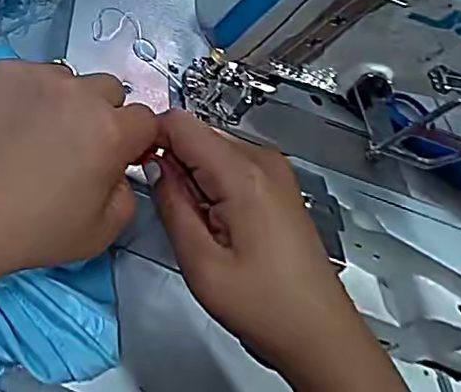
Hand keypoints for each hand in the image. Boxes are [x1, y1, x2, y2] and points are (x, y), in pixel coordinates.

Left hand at [0, 60, 158, 276]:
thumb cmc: (33, 228)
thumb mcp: (100, 232)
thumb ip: (127, 194)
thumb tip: (119, 170)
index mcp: (112, 131)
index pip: (144, 118)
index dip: (133, 138)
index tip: (117, 153)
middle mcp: (82, 93)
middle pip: (109, 90)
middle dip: (102, 112)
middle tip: (74, 143)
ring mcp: (42, 75)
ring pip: (69, 79)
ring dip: (65, 99)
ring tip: (36, 133)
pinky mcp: (7, 69)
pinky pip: (31, 74)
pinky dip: (28, 93)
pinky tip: (10, 122)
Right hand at [151, 109, 392, 391]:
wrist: (322, 337)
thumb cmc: (269, 309)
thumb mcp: (201, 265)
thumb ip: (171, 205)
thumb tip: (154, 166)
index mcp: (244, 175)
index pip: (180, 123)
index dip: (152, 137)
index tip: (138, 162)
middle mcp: (262, 160)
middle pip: (196, 133)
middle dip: (174, 161)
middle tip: (174, 208)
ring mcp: (273, 169)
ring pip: (210, 146)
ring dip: (193, 174)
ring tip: (201, 223)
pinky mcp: (276, 181)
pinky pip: (228, 162)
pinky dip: (212, 181)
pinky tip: (219, 222)